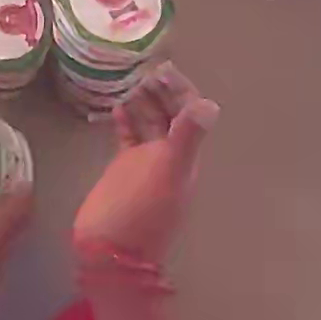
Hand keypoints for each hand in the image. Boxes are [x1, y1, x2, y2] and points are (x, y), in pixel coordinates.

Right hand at [74, 62, 218, 263]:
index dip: (180, 90)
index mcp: (184, 155)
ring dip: (143, 101)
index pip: (189, 112)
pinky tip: (116, 106)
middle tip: (144, 69)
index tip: (163, 70)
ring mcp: (146, 161)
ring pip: (149, 121)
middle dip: (162, 90)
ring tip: (128, 81)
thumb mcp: (167, 171)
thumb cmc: (141, 210)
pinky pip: (128, 134)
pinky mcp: (124, 167)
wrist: (110, 250)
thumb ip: (187, 138)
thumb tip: (210, 104)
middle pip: (170, 114)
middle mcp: (168, 154)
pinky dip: (125, 119)